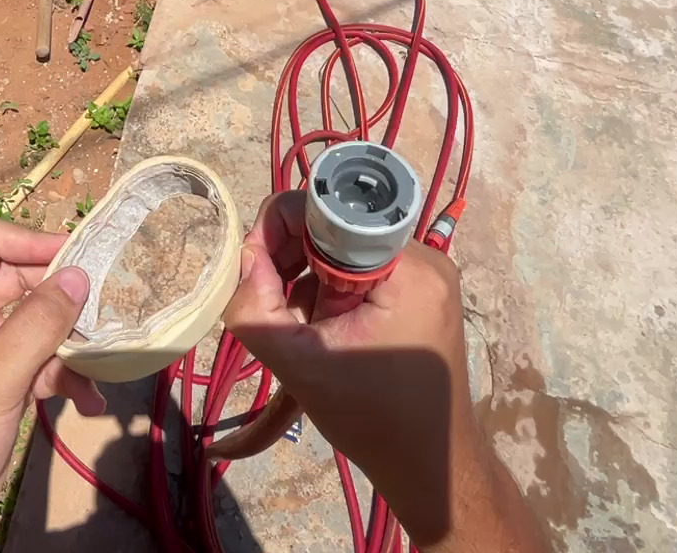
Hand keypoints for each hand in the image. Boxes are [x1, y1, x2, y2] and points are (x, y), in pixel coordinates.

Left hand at [0, 221, 104, 552]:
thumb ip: (38, 323)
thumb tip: (79, 274)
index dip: (30, 239)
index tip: (77, 253)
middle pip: (17, 278)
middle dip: (59, 294)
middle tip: (104, 302)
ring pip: (33, 321)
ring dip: (67, 339)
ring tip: (101, 356)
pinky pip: (37, 360)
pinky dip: (63, 375)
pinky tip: (90, 400)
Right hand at [219, 191, 542, 552]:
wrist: (432, 469)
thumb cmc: (373, 419)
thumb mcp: (298, 364)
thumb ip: (255, 306)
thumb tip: (244, 259)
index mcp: (407, 268)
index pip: (327, 209)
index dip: (280, 225)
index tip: (259, 267)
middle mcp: (423, 257)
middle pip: (331, 224)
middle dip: (290, 256)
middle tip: (273, 299)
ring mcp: (424, 272)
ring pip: (339, 244)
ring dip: (306, 274)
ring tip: (299, 321)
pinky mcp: (417, 289)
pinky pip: (355, 264)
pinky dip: (327, 286)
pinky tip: (320, 325)